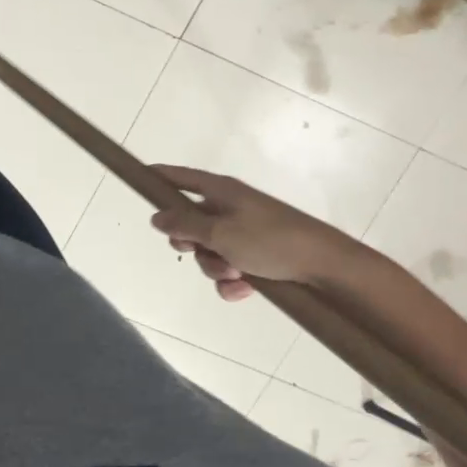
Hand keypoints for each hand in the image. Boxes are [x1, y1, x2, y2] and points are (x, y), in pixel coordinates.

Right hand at [147, 165, 362, 301]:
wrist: (329, 267)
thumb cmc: (272, 240)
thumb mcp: (220, 232)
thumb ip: (184, 224)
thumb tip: (156, 216)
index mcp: (221, 191)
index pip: (179, 177)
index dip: (157, 178)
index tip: (137, 182)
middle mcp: (230, 208)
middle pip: (189, 221)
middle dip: (189, 242)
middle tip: (193, 249)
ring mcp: (244, 233)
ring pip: (208, 250)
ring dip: (214, 266)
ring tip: (234, 274)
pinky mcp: (258, 257)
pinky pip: (229, 268)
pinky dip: (232, 281)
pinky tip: (243, 289)